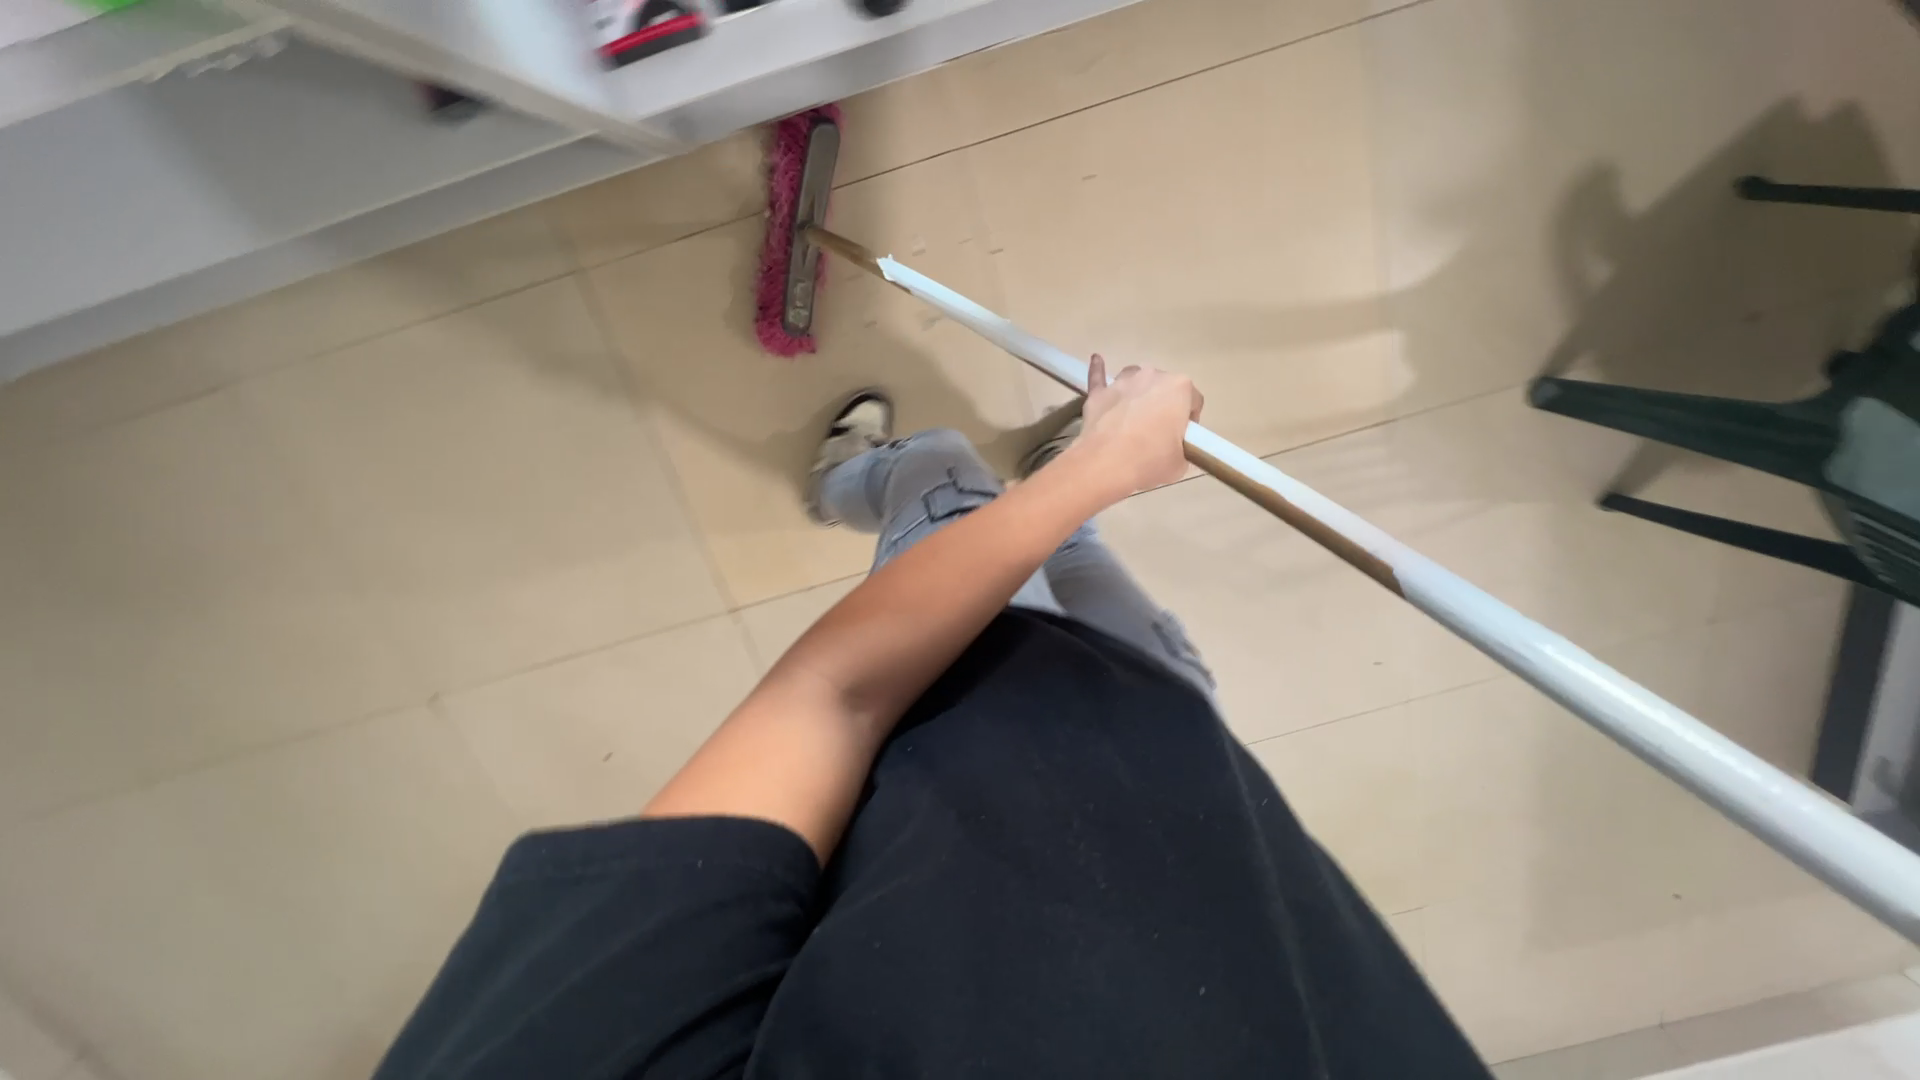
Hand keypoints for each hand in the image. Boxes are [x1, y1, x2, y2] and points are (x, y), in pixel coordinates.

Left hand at [1068, 354, 1203, 501]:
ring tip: (1133, 416)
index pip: (1193, 401)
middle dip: (1163, 406)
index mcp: (1180, 388)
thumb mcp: (1180, 462)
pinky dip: (1098, 370)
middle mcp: (1152, 376)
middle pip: (1163, 388)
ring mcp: (1122, 382)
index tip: (1182, 438)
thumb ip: (1181, 447)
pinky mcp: (1098, 393)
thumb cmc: (1151, 461)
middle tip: (1157, 433)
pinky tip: (1097, 360)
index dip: (1189, 421)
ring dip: (1137, 393)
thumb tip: (1171, 448)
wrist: (1106, 464)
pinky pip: (1099, 376)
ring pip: (1134, 380)